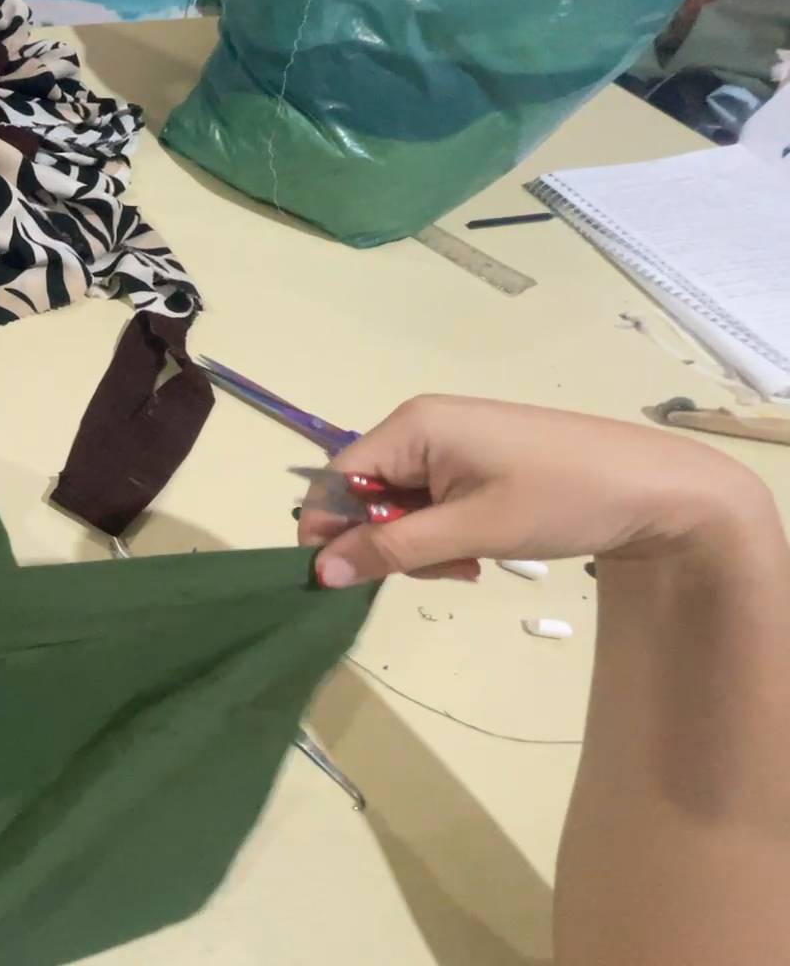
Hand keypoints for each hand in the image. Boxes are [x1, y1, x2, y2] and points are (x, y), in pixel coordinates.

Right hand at [297, 395, 778, 588]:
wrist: (679, 493)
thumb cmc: (568, 499)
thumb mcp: (472, 531)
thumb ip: (389, 549)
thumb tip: (319, 572)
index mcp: (411, 427)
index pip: (337, 478)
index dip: (329, 526)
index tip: (340, 574)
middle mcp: (419, 425)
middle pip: (366, 490)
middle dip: (386, 537)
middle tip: (433, 570)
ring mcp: (446, 439)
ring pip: (395, 499)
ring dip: (416, 540)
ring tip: (464, 563)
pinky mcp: (470, 456)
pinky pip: (425, 496)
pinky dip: (437, 529)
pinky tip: (473, 548)